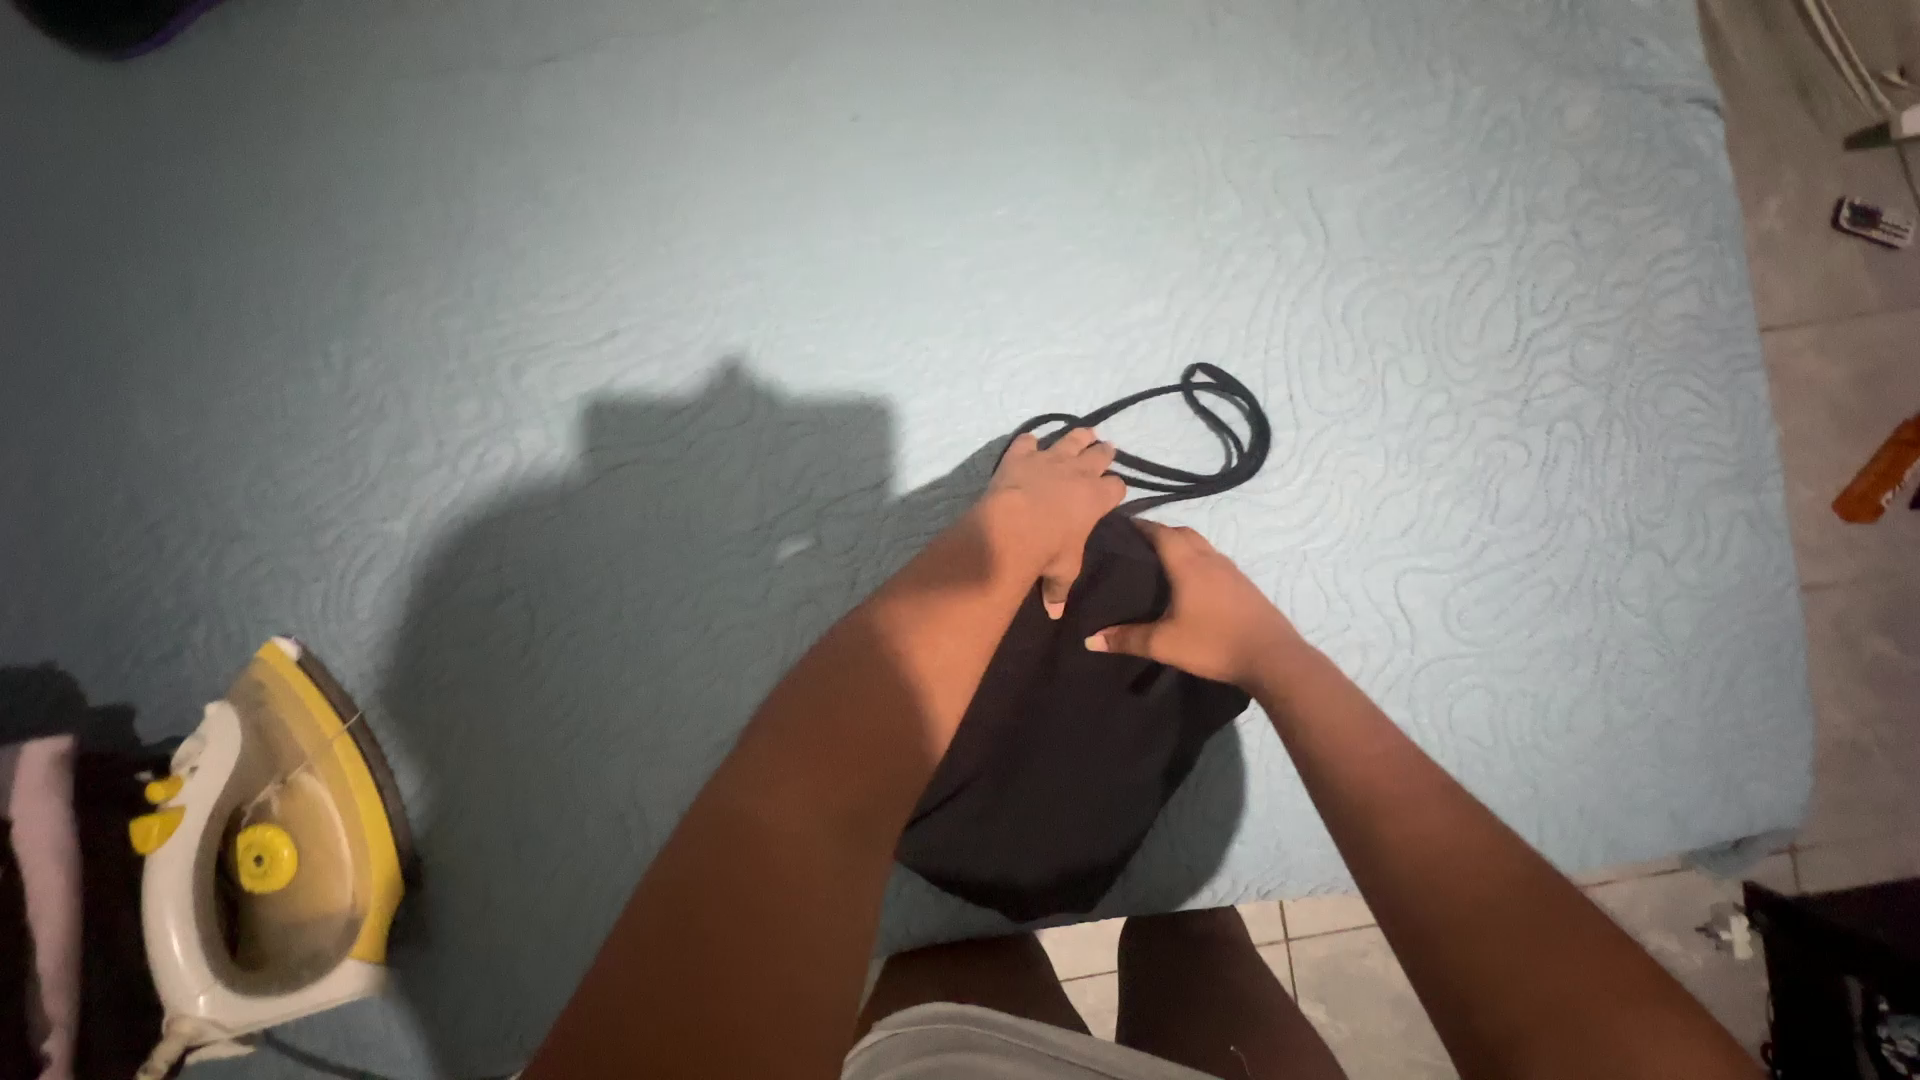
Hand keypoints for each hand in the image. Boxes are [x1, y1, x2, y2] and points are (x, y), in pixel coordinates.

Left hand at [983, 428, 1127, 617]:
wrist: (1012, 525)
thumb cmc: (1047, 550)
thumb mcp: (1061, 572)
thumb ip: (1059, 589)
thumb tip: (1055, 614)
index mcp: (1097, 498)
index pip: (1117, 487)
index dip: (1115, 489)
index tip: (1113, 492)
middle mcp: (1078, 472)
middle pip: (1099, 454)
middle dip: (1104, 453)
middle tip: (1107, 449)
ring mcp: (1049, 459)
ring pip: (1071, 439)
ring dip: (1079, 436)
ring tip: (1085, 433)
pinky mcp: (1021, 454)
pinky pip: (1028, 441)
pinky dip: (1029, 443)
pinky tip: (1029, 443)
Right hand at [1083, 519, 1300, 688]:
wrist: (1273, 658)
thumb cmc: (1214, 643)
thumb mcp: (1164, 644)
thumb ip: (1126, 639)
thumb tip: (1089, 639)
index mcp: (1188, 564)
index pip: (1160, 532)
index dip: (1139, 525)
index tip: (1119, 525)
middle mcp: (1210, 559)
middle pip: (1182, 533)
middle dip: (1159, 532)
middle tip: (1135, 544)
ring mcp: (1231, 571)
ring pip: (1201, 546)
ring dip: (1181, 545)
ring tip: (1159, 561)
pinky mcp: (1244, 585)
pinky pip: (1214, 561)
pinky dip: (1197, 560)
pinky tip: (1190, 583)